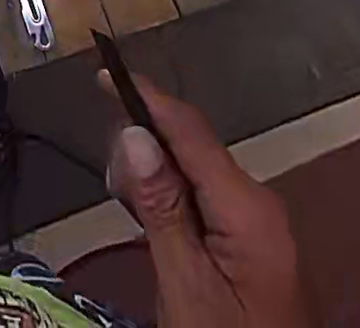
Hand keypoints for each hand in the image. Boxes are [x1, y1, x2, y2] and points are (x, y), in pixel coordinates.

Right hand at [101, 72, 313, 327]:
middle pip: (186, 143)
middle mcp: (254, 198)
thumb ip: (160, 208)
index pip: (189, 130)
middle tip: (115, 188)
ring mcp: (253, 215)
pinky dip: (164, 191)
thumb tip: (133, 133)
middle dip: (142, 146)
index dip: (145, 96)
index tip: (104, 74)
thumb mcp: (186, 286)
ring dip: (150, 173)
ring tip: (130, 213)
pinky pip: (196, 188)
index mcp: (247, 207)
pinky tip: (149, 217)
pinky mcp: (246, 230)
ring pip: (187, 164)